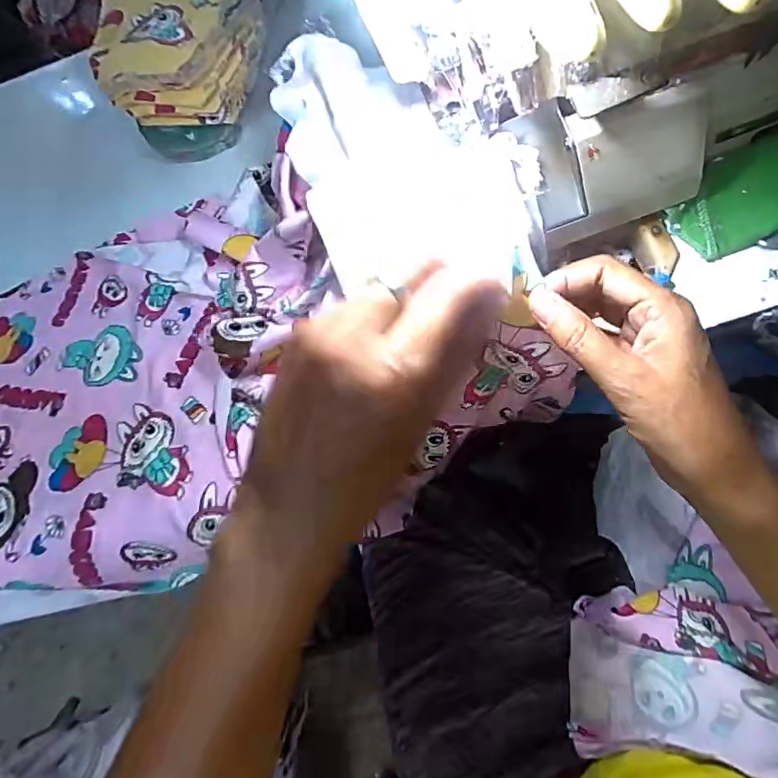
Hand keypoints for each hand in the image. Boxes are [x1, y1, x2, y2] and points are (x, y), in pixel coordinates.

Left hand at [232, 263, 502, 579]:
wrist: (288, 504)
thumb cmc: (368, 479)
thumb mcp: (423, 420)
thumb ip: (456, 355)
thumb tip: (485, 305)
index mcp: (397, 366)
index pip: (450, 291)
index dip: (477, 281)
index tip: (490, 285)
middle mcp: (356, 333)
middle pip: (409, 273)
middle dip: (437, 278)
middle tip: (452, 298)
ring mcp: (320, 328)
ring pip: (377, 286)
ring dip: (401, 296)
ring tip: (408, 325)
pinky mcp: (297, 332)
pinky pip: (348, 305)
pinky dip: (369, 314)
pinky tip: (369, 342)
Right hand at [527, 256, 761, 502]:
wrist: (715, 468)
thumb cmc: (674, 421)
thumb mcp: (621, 377)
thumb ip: (577, 335)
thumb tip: (536, 299)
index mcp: (662, 306)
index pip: (606, 271)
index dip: (567, 278)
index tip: (533, 298)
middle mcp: (659, 311)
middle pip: (606, 286)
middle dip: (568, 294)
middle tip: (530, 311)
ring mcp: (654, 332)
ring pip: (606, 309)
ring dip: (574, 313)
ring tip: (539, 324)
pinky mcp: (647, 354)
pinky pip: (611, 332)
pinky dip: (586, 334)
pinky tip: (562, 342)